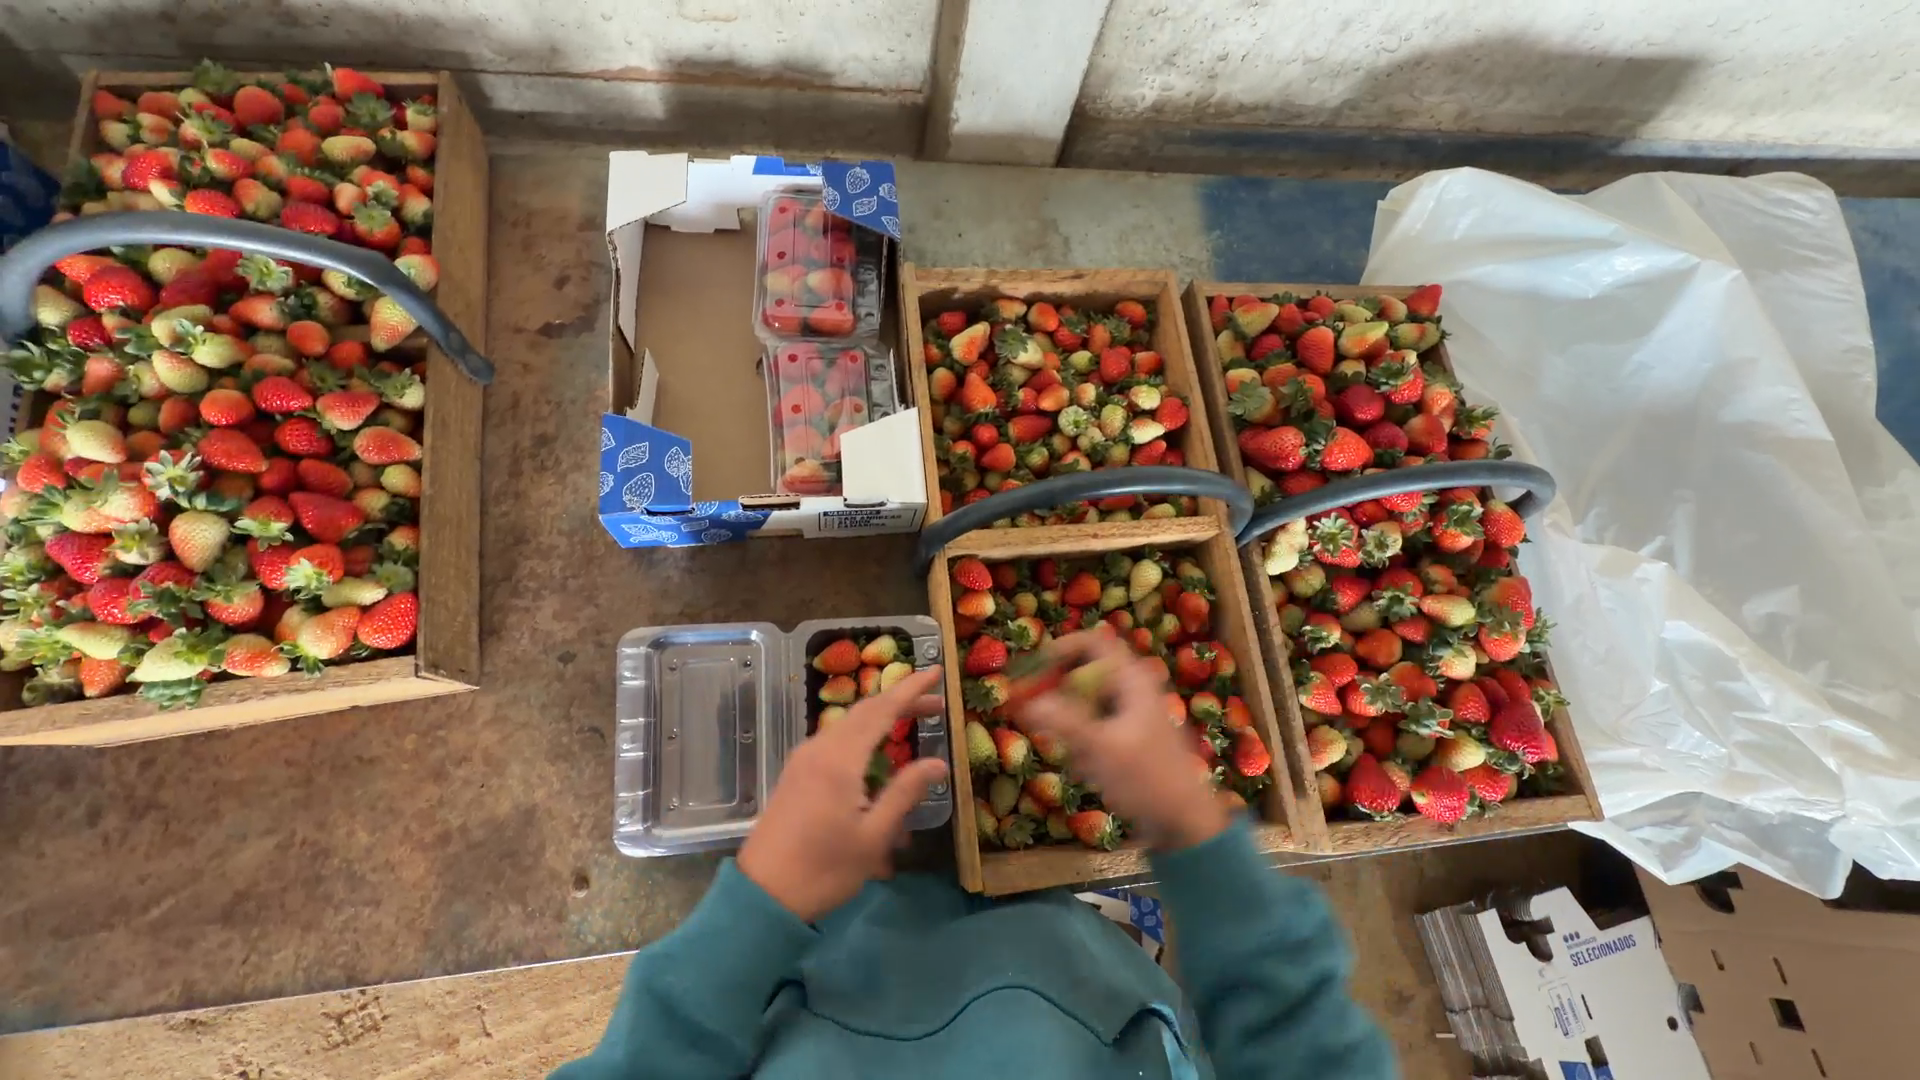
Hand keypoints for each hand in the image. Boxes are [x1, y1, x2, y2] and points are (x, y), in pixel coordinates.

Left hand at [738, 666, 949, 921]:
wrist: (762, 896)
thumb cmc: (823, 869)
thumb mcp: (873, 836)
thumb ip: (905, 793)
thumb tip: (939, 763)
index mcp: (839, 759)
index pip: (882, 710)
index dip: (911, 689)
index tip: (936, 672)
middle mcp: (819, 748)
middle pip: (865, 712)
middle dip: (901, 702)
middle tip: (937, 704)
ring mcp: (803, 760)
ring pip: (849, 727)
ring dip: (881, 722)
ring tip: (912, 728)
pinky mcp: (796, 774)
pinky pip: (836, 744)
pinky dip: (863, 741)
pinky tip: (878, 761)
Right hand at [1015, 631, 1228, 851]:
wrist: (1186, 823)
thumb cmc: (1149, 780)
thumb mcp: (1102, 749)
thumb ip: (1064, 722)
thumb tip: (1029, 701)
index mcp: (1133, 680)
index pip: (1095, 643)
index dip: (1063, 648)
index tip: (1035, 667)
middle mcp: (1133, 691)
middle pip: (1085, 675)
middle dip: (1060, 698)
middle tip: (1038, 715)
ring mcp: (1132, 715)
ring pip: (1086, 706)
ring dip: (1072, 728)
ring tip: (1079, 759)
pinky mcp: (1129, 739)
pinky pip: (1095, 730)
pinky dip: (1084, 745)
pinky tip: (1090, 771)